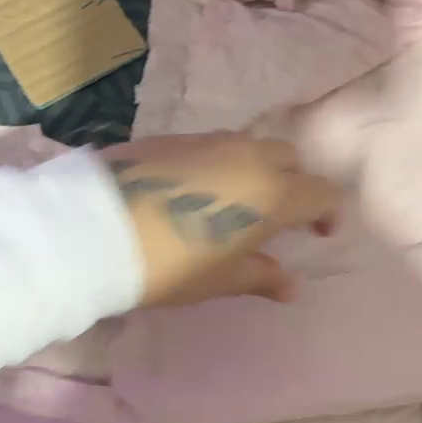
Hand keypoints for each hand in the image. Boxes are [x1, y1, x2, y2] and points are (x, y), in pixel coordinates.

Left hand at [101, 134, 340, 306]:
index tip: (317, 235)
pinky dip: (218, 164)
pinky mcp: (170, 138)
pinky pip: (210, 145)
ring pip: (249, 146)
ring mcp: (207, 141)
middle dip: (293, 183)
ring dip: (255, 170)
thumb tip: (290, 284)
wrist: (95, 230)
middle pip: (288, 159)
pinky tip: (195, 191)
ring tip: (234, 203)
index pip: (321, 192)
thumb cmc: (170, 266)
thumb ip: (260, 275)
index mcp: (272, 193)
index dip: (327, 212)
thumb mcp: (219, 279)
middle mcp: (247, 156)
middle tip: (276, 217)